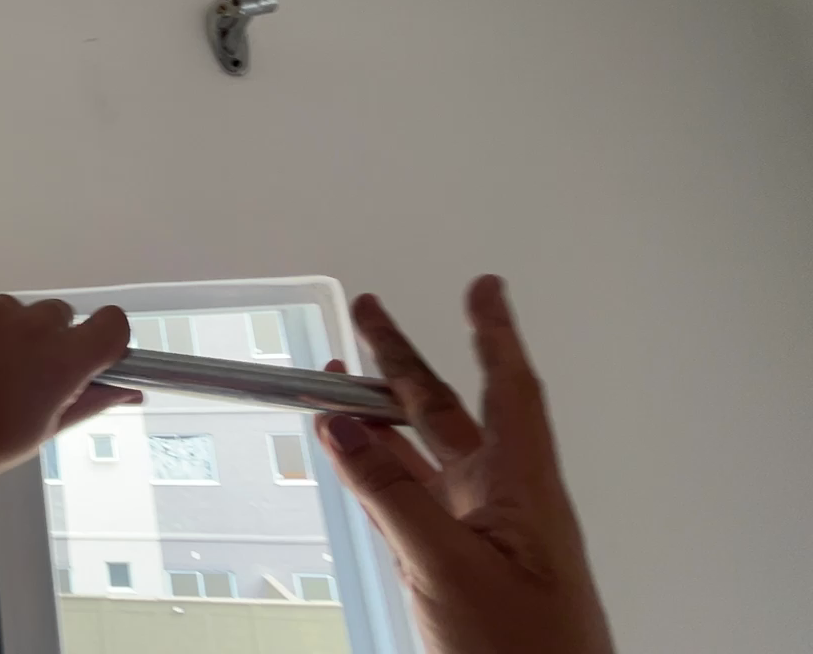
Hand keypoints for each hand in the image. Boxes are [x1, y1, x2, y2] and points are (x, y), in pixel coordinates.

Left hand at [0, 282, 139, 496]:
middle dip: (44, 339)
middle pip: (56, 315)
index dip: (104, 336)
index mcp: (61, 361)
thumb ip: (91, 401)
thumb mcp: (42, 430)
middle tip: (14, 375)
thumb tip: (130, 388)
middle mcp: (29, 325)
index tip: (90, 349)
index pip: (112, 323)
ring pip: (9, 309)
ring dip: (0, 330)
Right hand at [316, 276, 613, 653]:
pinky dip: (360, 456)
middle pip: (442, 406)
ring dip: (370, 405)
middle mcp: (494, 497)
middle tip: (368, 310)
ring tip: (335, 369)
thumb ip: (388, 491)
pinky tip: (338, 437)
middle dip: (404, 355)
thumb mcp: (450, 567)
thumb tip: (339, 424)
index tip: (483, 288)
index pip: (511, 392)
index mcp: (521, 492)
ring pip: (409, 444)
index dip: (495, 335)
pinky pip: (391, 485)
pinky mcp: (438, 548)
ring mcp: (465, 523)